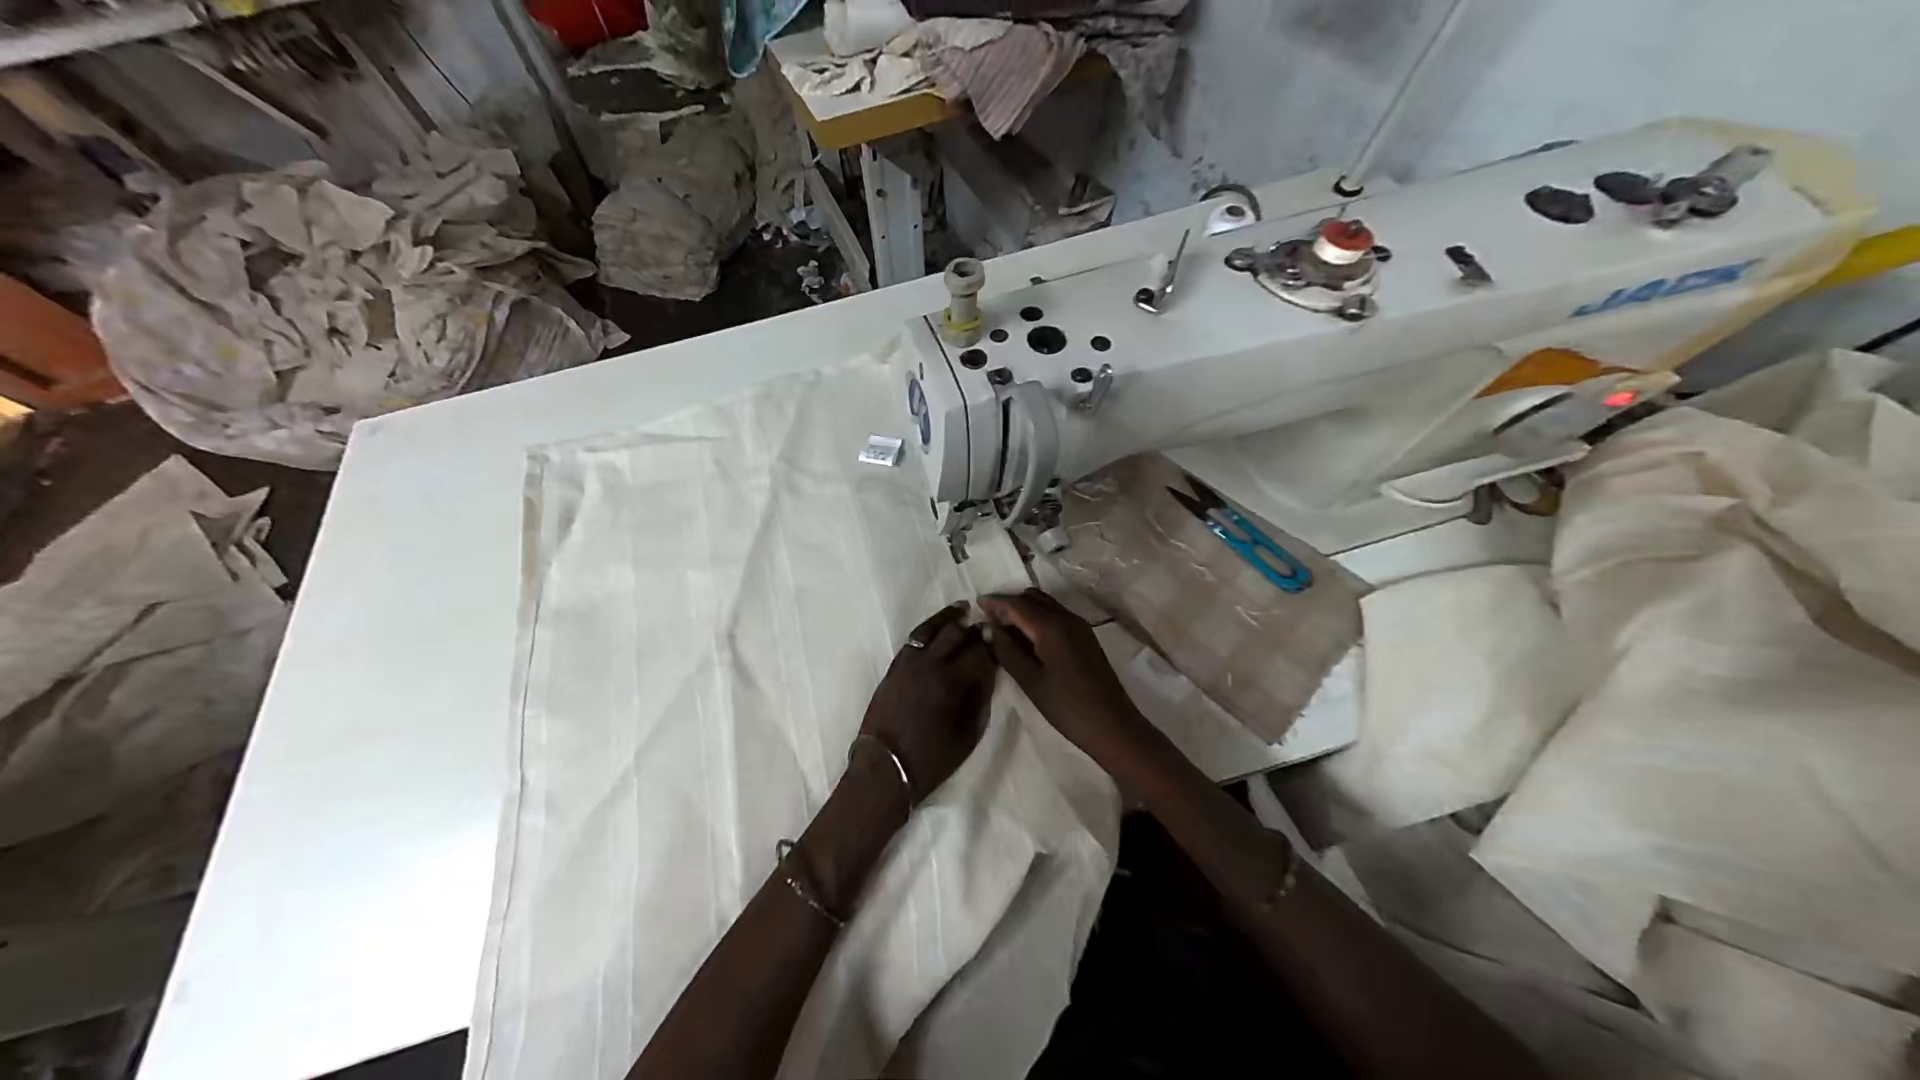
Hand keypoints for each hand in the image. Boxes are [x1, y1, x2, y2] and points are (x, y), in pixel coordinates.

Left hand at [857, 601, 996, 805]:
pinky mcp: (895, 666)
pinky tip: (937, 628)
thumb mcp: (967, 735)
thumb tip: (987, 674)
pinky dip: (929, 628)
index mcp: (952, 683)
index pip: (980, 653)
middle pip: (957, 634)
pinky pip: (914, 638)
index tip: (1001, 644)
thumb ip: (980, 699)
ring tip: (963, 610)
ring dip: (950, 618)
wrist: (885, 768)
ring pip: (932, 628)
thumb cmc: (931, 759)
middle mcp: (931, 665)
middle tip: (985, 628)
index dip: (993, 647)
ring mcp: (909, 662)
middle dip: (974, 630)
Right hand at [979, 589, 1154, 768]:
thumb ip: (1007, 650)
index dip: (995, 602)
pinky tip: (1027, 636)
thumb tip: (990, 628)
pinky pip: (1056, 615)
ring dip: (1025, 608)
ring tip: (1004, 626)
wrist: (1112, 724)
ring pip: (1046, 604)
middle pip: (1033, 598)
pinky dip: (1038, 617)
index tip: (976, 604)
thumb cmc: (1067, 706)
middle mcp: (1067, 618)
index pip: (1017, 604)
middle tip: (988, 617)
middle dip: (1009, 603)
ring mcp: (1079, 626)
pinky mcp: (1085, 637)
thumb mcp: (1030, 681)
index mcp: (1051, 626)